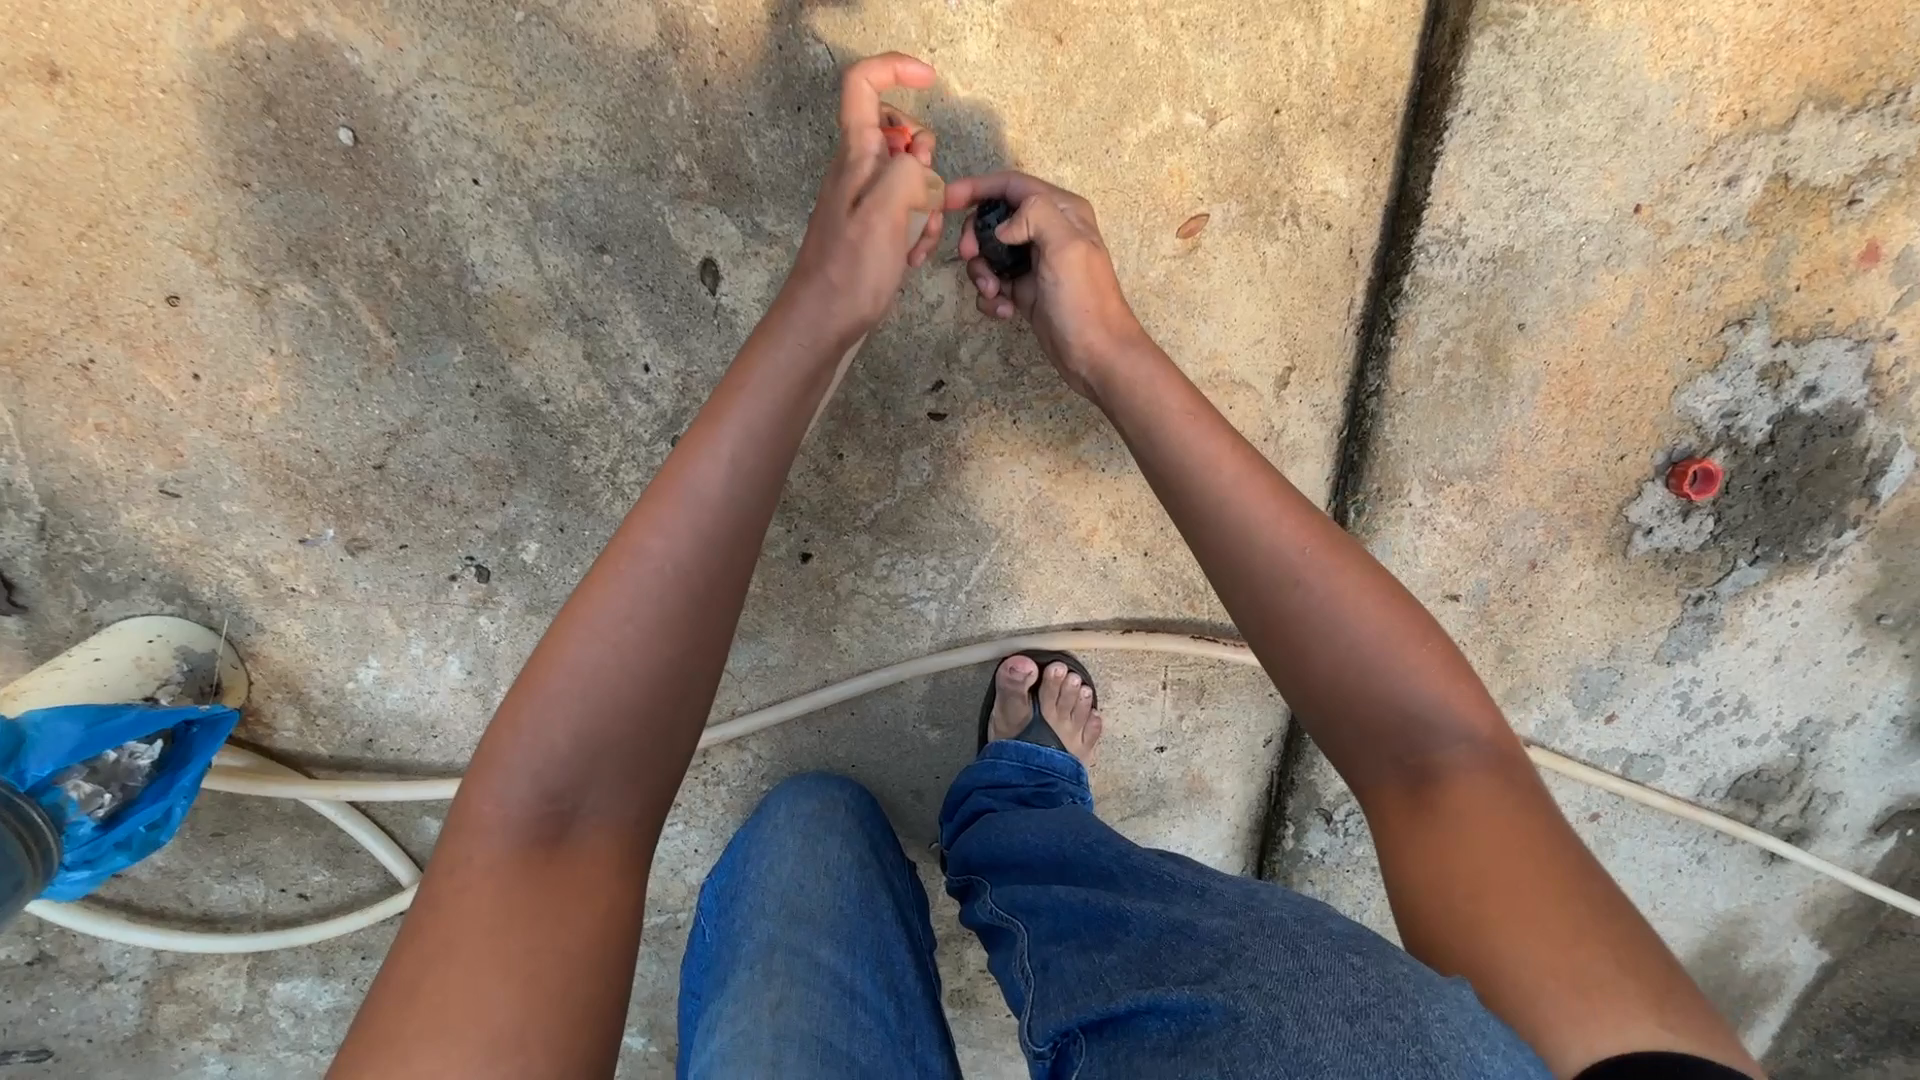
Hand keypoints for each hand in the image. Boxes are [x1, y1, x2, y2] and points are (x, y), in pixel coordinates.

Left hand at [782, 54, 945, 343]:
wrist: (822, 325)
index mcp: (856, 157)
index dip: (896, 70)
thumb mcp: (884, 214)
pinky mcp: (872, 233)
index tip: (931, 82)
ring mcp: (865, 204)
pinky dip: (917, 232)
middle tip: (924, 203)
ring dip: (926, 207)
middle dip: (927, 164)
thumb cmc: (848, 275)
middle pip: (902, 138)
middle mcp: (858, 173)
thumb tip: (921, 161)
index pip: (864, 85)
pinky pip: (906, 217)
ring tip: (915, 243)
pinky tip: (910, 259)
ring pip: (910, 182)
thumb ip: (908, 171)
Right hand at [947, 172, 1151, 398]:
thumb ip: (1035, 215)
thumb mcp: (1066, 245)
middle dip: (976, 239)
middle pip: (994, 221)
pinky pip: (995, 285)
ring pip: (989, 255)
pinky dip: (991, 298)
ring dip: (982, 274)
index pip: (1011, 186)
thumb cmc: (1084, 300)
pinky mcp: (1025, 292)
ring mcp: (1034, 264)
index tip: (947, 201)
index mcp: (1061, 211)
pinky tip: (1005, 312)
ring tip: (996, 293)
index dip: (977, 188)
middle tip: (970, 258)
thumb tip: (1002, 228)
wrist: (1095, 354)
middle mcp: (1046, 232)